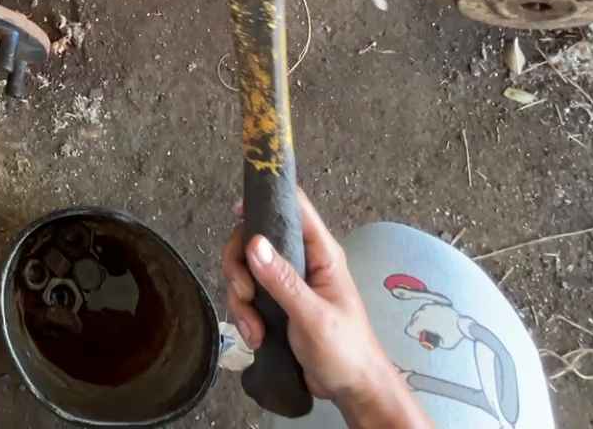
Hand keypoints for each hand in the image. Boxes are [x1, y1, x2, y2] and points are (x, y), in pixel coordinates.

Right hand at [223, 191, 410, 418]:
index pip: (292, 206)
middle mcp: (299, 258)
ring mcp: (285, 279)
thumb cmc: (346, 352)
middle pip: (253, 237)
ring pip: (244, 266)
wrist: (353, 394)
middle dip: (240, 266)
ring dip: (240, 298)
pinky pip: (245, 292)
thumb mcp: (314, 317)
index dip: (265, 199)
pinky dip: (243, 313)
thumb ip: (283, 281)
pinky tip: (255, 336)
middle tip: (244, 293)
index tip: (239, 212)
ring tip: (254, 330)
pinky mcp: (273, 300)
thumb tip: (253, 241)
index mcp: (319, 252)